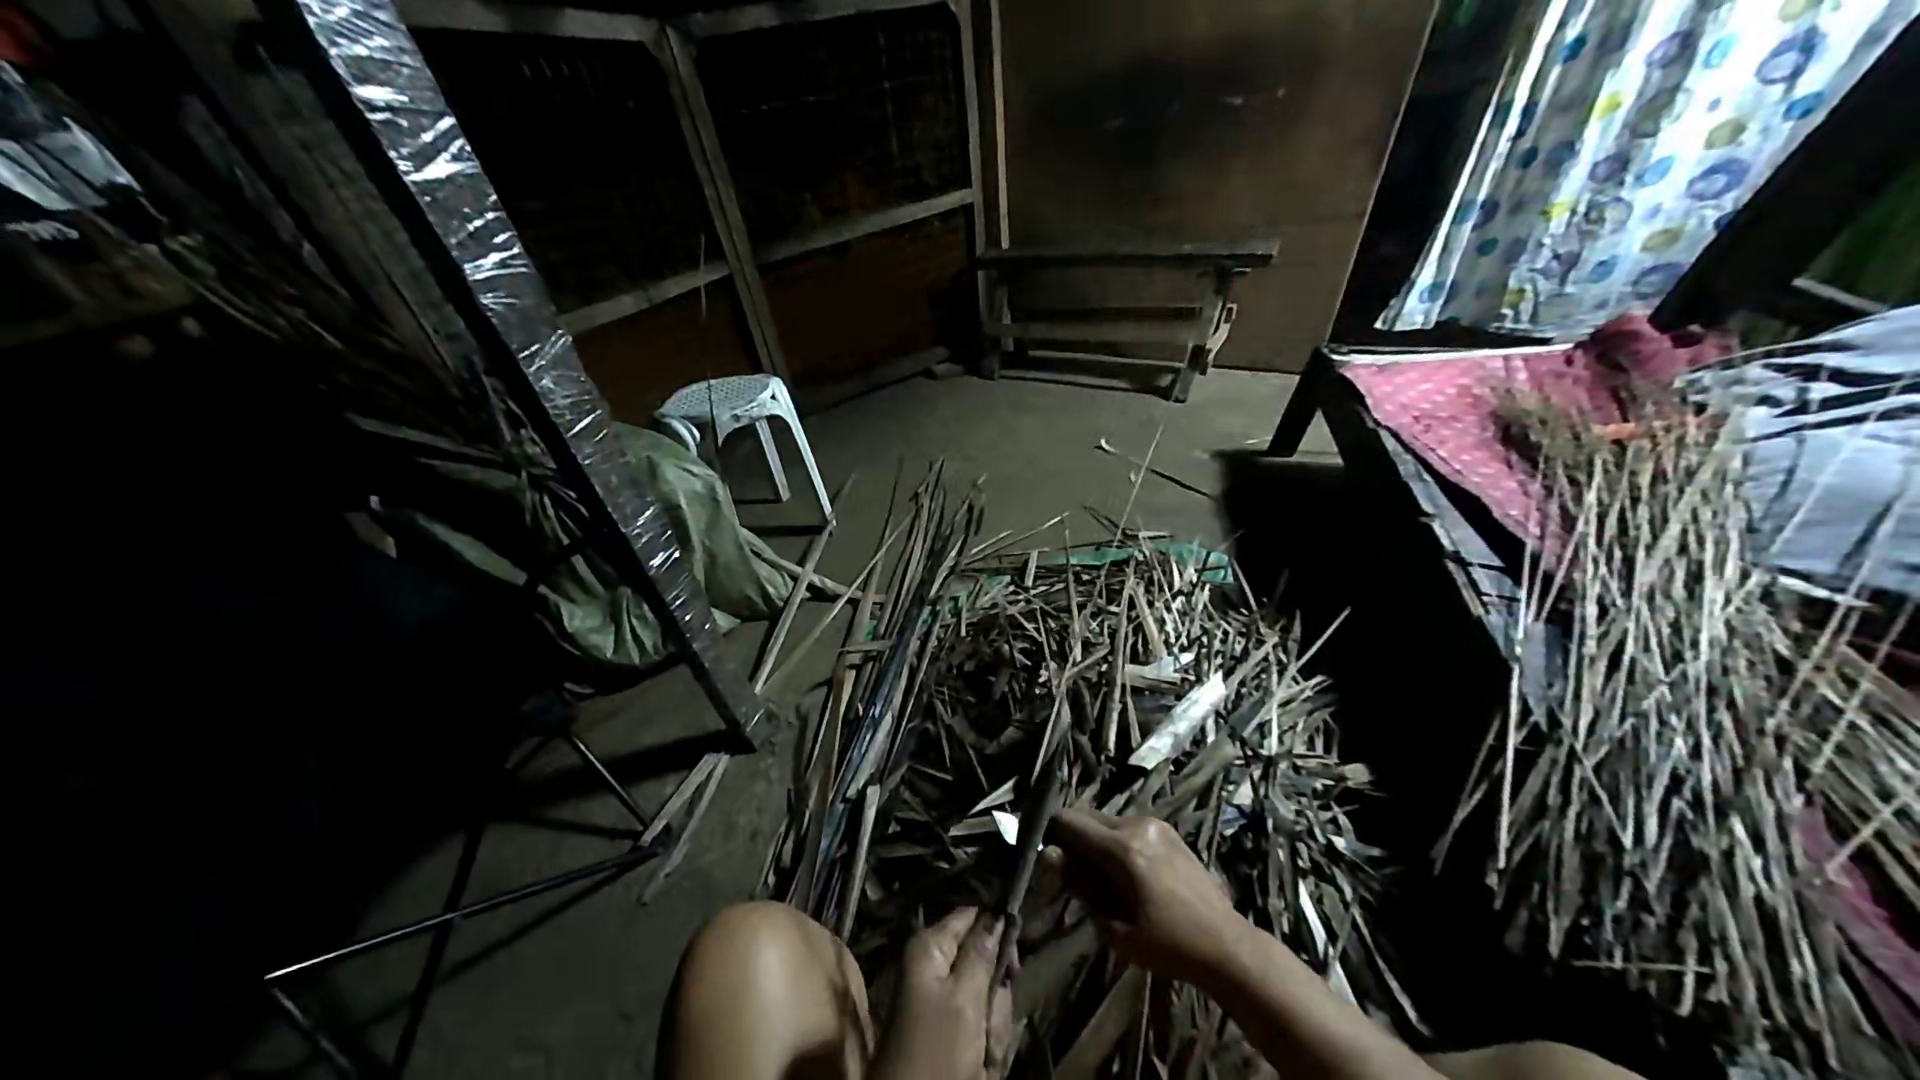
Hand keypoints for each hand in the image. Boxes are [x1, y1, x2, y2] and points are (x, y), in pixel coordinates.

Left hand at [874, 906, 1014, 1079]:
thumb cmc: (936, 1051)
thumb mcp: (965, 1000)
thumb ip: (982, 954)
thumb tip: (997, 914)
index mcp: (930, 947)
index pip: (973, 915)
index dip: (998, 930)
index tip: (1014, 963)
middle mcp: (934, 966)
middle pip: (986, 962)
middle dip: (996, 996)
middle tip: (989, 1022)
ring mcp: (942, 998)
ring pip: (989, 998)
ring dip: (994, 1027)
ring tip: (982, 1052)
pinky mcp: (949, 1027)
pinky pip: (982, 1025)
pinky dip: (986, 1047)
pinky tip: (980, 1066)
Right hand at [1044, 809, 1249, 986]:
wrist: (1226, 945)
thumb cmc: (1169, 946)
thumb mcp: (1115, 927)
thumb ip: (1080, 887)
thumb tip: (1049, 855)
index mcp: (1121, 848)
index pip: (1068, 821)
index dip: (1051, 835)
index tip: (1049, 859)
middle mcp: (1137, 824)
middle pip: (1086, 817)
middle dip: (1075, 841)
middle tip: (1078, 877)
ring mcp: (1156, 824)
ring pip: (1107, 822)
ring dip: (1097, 843)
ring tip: (1107, 881)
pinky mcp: (1169, 831)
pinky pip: (1128, 828)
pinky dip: (1118, 843)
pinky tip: (1130, 876)